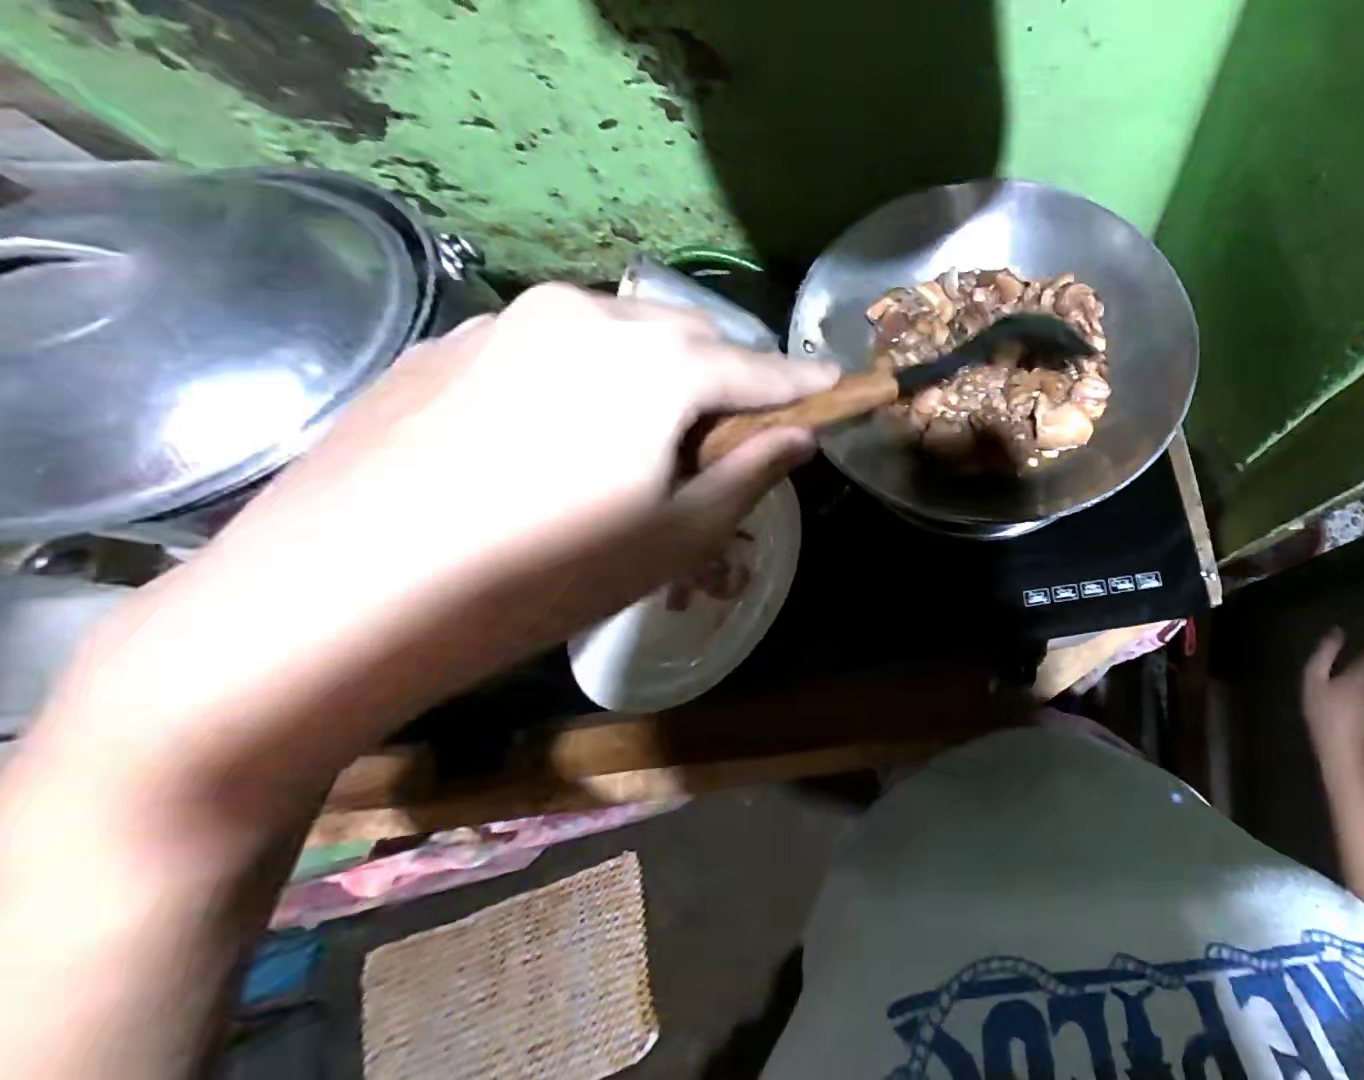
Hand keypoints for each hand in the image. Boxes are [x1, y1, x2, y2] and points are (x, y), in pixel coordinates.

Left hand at [35, 283, 839, 806]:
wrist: (344, 595)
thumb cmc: (548, 574)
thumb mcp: (678, 535)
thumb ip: (751, 472)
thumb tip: (801, 435)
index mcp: (653, 362)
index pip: (756, 367)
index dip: (802, 381)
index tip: (836, 384)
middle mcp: (584, 315)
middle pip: (688, 337)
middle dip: (727, 375)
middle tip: (737, 427)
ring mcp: (507, 322)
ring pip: (619, 333)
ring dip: (658, 371)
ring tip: (653, 431)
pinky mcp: (449, 344)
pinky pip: (553, 346)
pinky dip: (591, 374)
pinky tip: (569, 432)